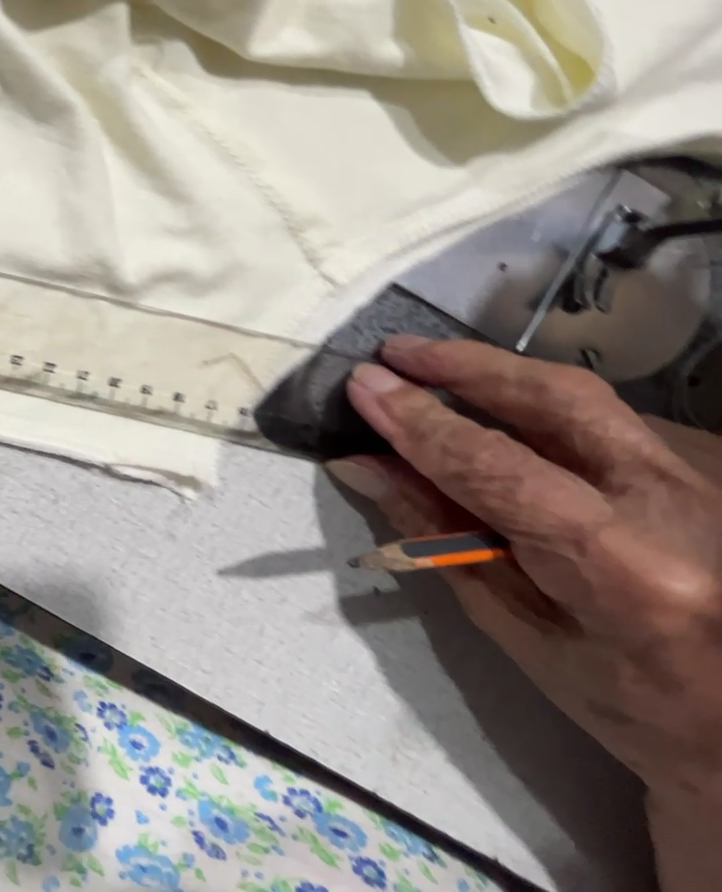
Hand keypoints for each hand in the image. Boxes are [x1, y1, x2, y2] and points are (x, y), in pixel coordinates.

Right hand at [328, 339, 721, 829]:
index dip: (426, 425)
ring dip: (495, 375)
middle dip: (469, 367)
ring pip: (587, 401)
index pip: (506, 472)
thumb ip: (438, 535)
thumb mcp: (513, 626)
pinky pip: (600, 420)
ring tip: (425, 364)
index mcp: (631, 573)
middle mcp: (680, 511)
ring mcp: (703, 485)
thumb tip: (363, 464)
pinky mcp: (701, 474)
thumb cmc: (622, 698)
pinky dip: (527, 401)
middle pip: (565, 403)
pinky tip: (483, 401)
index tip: (364, 387)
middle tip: (393, 352)